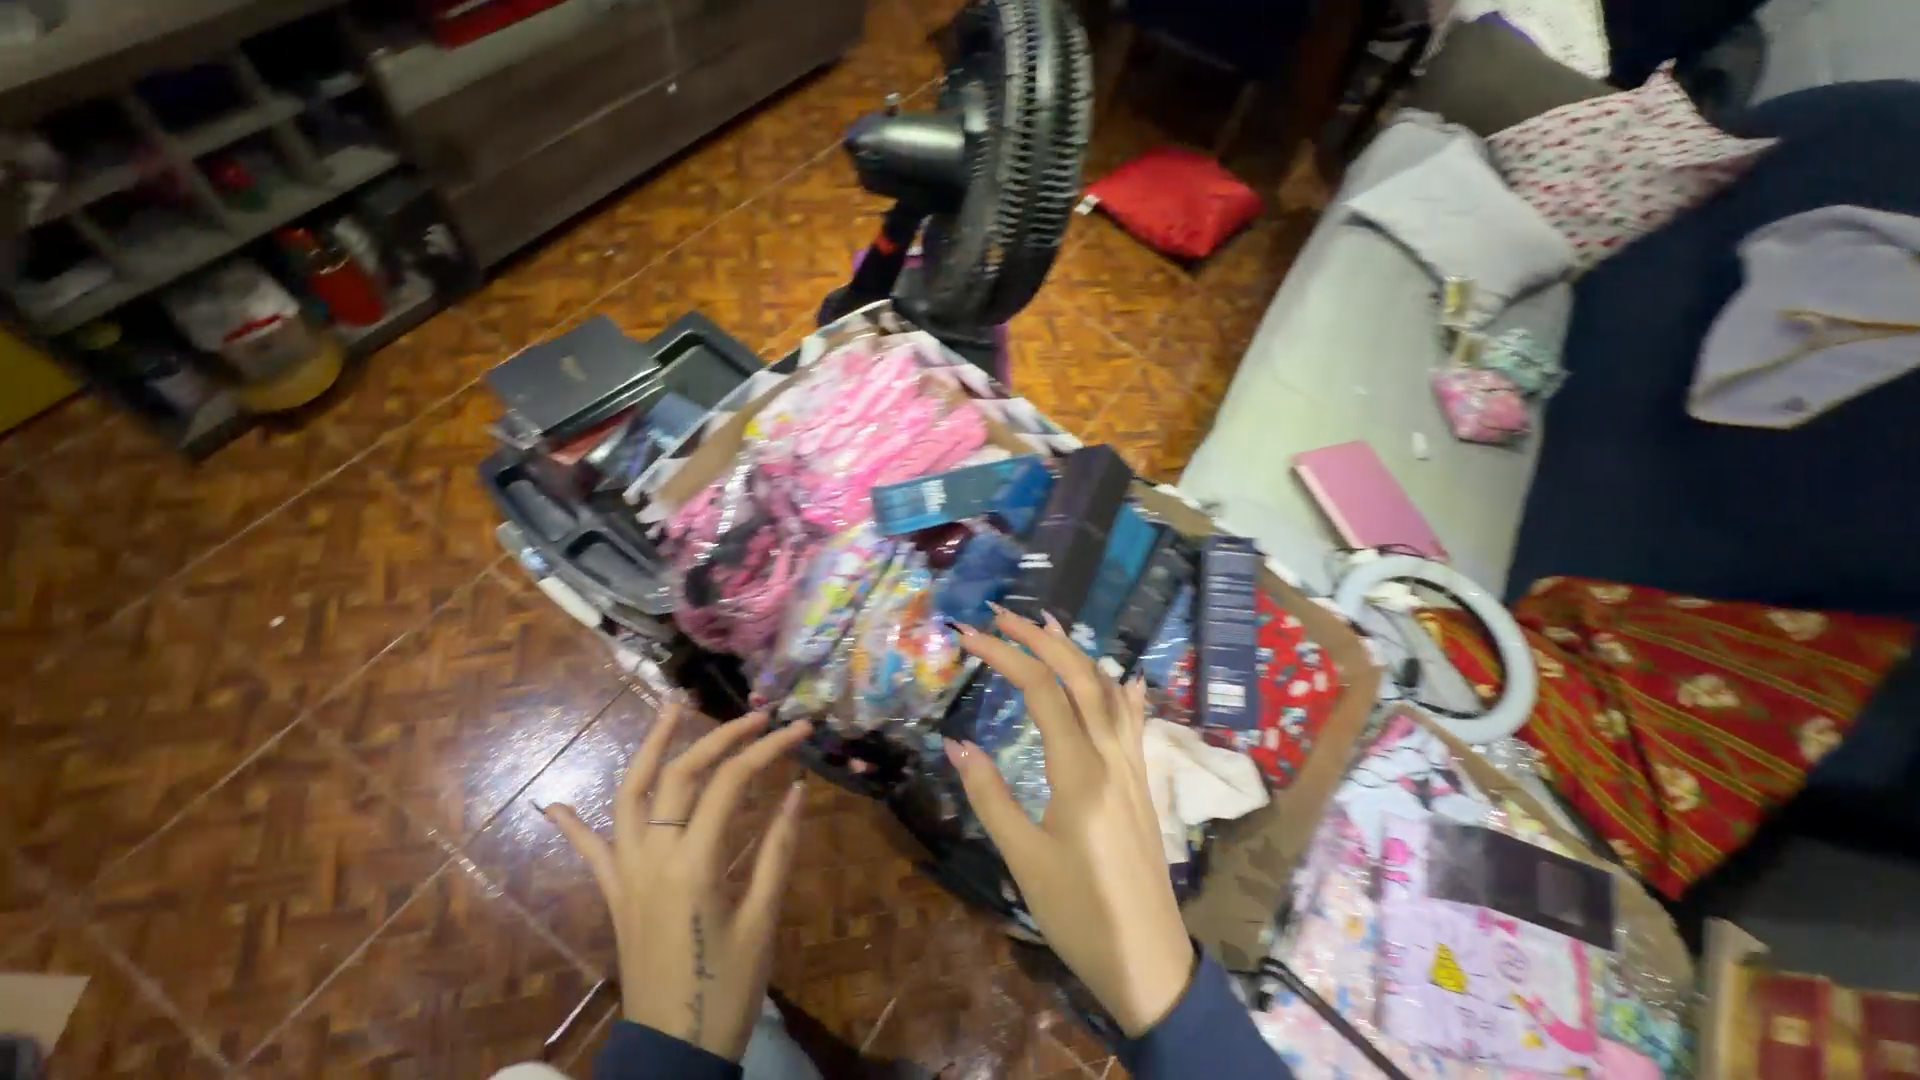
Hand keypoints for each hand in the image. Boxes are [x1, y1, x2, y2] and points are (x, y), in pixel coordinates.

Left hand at [542, 701, 812, 1061]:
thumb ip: (778, 851)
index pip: (731, 784)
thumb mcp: (761, 921)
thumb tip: (797, 792)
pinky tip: (556, 804)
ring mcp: (626, 874)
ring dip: (650, 749)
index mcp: (693, 865)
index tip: (799, 728)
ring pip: (630, 795)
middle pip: (680, 776)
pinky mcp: (614, 895)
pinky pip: (591, 853)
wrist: (675, 1049)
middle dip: (720, 737)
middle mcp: (652, 858)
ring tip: (672, 711)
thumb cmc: (728, 989)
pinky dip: (574, 825)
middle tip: (757, 717)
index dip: (767, 749)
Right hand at [946, 610, 1196, 1036]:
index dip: (1006, 657)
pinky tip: (1121, 678)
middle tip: (1004, 616)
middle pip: (1081, 678)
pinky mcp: (1142, 784)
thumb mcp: (1022, 858)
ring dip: (1078, 655)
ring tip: (1049, 628)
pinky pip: (1133, 722)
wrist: (1147, 958)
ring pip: (1110, 692)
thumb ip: (990, 796)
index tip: (970, 637)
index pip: (1042, 692)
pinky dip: (1120, 690)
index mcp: (1080, 772)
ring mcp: (1133, 768)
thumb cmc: (1077, 912)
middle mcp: (1112, 757)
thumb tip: (957, 744)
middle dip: (1042, 640)